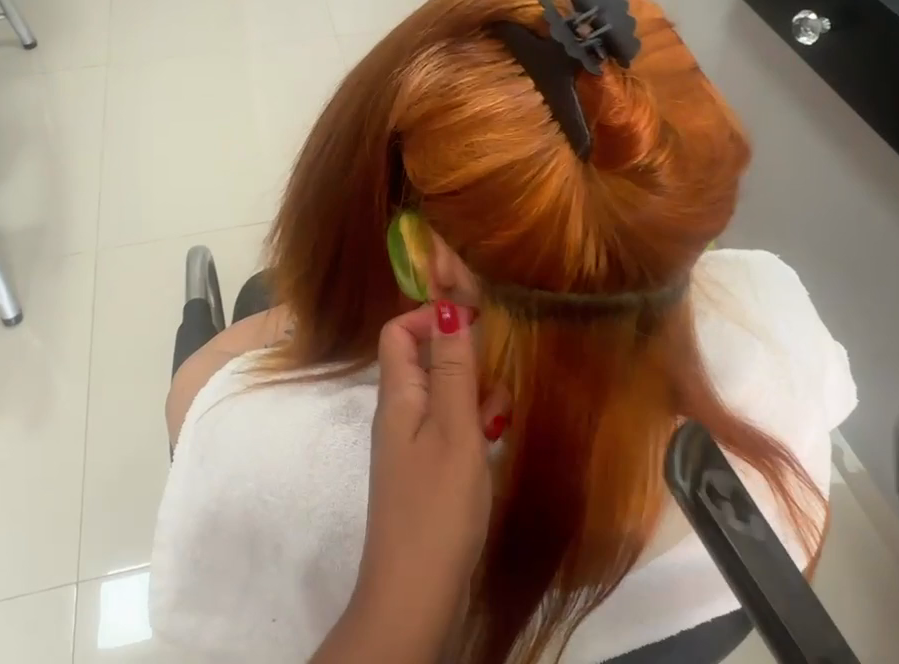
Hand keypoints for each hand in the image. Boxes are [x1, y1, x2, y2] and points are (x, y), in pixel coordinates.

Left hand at [316, 301, 508, 661]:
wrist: (415, 594)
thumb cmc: (437, 506)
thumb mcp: (454, 429)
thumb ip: (454, 369)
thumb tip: (447, 305)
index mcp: (397, 396)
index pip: (398, 332)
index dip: (431, 317)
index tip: (476, 319)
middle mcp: (398, 414)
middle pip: (424, 361)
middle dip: (463, 358)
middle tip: (498, 376)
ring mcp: (411, 446)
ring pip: (442, 396)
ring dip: (473, 394)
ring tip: (500, 415)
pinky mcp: (426, 474)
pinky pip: (448, 430)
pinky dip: (472, 426)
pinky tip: (495, 442)